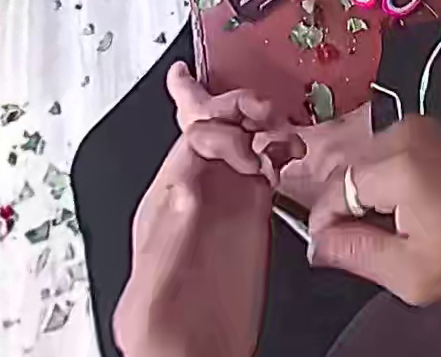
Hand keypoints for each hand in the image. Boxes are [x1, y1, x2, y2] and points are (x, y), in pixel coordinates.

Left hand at [111, 65, 297, 356]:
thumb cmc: (164, 342)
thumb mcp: (148, 301)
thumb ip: (165, 241)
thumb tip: (186, 185)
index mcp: (167, 203)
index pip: (193, 139)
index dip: (223, 134)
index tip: (246, 153)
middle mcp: (197, 190)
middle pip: (217, 124)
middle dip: (241, 107)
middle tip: (265, 114)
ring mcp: (227, 195)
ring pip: (245, 134)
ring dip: (266, 121)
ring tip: (283, 133)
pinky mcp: (254, 206)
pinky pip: (269, 159)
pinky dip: (283, 146)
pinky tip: (292, 152)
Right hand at [307, 117, 440, 304]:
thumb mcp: (410, 274)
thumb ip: (356, 253)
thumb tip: (317, 242)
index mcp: (401, 168)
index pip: (337, 188)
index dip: (325, 221)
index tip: (327, 246)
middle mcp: (405, 134)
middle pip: (348, 169)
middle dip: (343, 205)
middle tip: (359, 241)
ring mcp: (416, 124)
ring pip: (362, 158)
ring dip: (362, 190)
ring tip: (384, 222)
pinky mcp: (424, 124)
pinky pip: (382, 148)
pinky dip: (380, 174)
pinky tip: (398, 201)